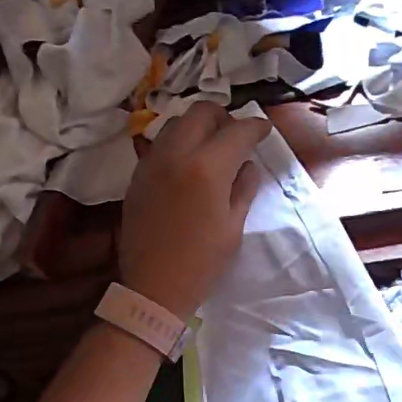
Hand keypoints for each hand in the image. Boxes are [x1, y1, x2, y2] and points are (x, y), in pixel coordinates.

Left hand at [118, 103, 272, 317]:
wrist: (153, 289)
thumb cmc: (201, 264)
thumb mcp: (232, 228)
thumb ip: (243, 189)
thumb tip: (247, 165)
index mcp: (206, 168)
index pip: (237, 131)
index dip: (256, 127)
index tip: (264, 131)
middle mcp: (176, 155)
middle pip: (201, 112)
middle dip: (223, 117)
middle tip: (234, 137)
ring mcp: (151, 163)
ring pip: (176, 124)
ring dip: (197, 127)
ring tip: (210, 149)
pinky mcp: (137, 177)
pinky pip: (159, 145)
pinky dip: (177, 144)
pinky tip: (186, 166)